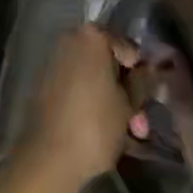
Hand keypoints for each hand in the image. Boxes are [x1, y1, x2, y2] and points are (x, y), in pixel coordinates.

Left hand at [13, 24, 140, 189]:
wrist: (48, 156)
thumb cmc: (95, 125)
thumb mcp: (129, 105)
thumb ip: (141, 82)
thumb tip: (148, 69)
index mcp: (92, 36)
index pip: (129, 48)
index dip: (141, 74)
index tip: (146, 100)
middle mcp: (70, 39)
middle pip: (109, 61)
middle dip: (126, 92)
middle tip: (139, 124)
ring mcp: (55, 59)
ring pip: (93, 76)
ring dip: (111, 100)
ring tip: (128, 135)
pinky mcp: (45, 81)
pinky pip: (77, 85)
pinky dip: (91, 101)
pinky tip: (103, 129)